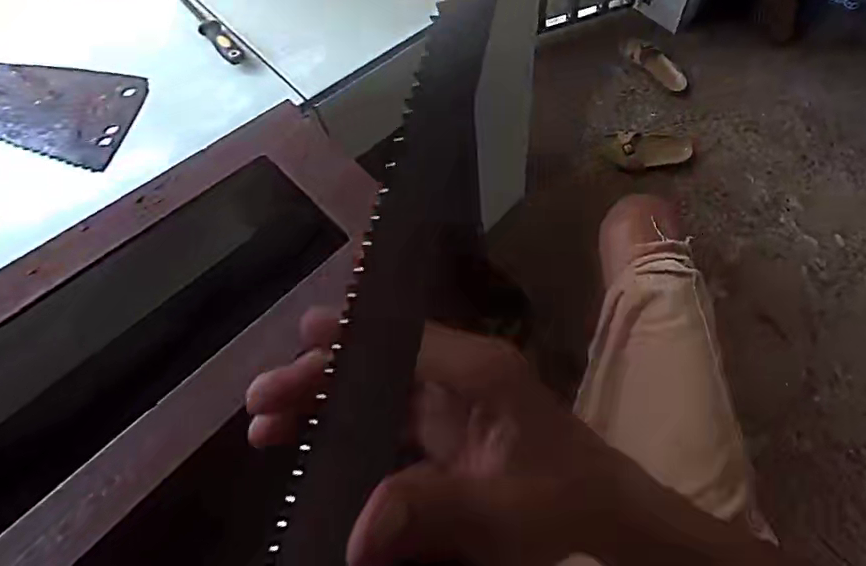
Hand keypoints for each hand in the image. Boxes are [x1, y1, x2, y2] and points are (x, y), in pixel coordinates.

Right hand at [245, 306, 630, 565]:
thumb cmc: (562, 500)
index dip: (353, 338)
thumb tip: (354, 529)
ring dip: (329, 402)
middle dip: (324, 374)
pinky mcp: (451, 437)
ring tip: (264, 424)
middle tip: (261, 398)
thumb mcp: (502, 511)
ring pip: (381, 390)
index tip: (302, 336)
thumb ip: (433, 509)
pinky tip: (310, 450)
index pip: (405, 340)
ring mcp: (456, 405)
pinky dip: (350, 431)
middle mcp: (464, 375)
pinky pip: (390, 423)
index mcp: (479, 370)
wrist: (605, 516)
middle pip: (383, 362)